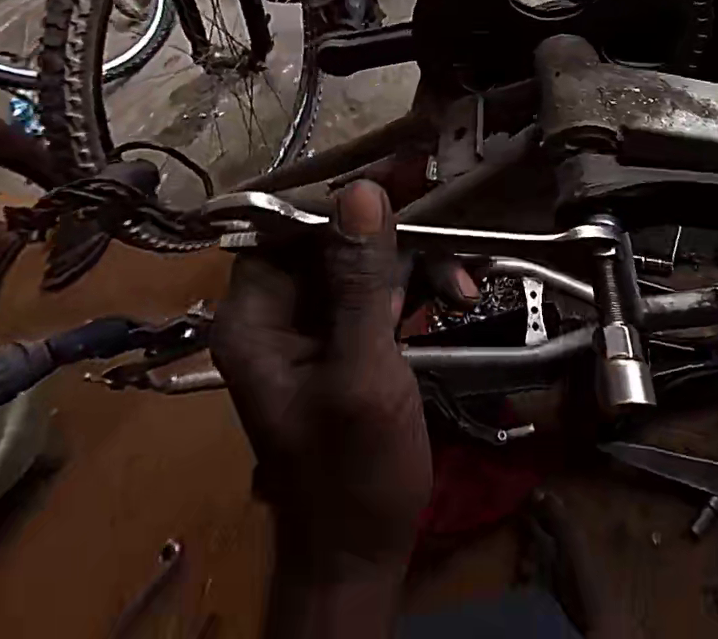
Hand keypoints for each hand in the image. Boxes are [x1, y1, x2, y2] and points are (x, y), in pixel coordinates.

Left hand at [209, 181, 429, 585]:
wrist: (364, 547)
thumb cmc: (354, 472)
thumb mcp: (363, 371)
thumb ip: (362, 282)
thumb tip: (363, 193)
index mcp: (256, 317)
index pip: (288, 227)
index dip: (340, 195)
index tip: (398, 169)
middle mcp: (280, 312)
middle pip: (333, 239)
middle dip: (393, 230)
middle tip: (440, 206)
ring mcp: (318, 326)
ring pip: (366, 261)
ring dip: (417, 263)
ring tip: (460, 284)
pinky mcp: (353, 338)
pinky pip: (384, 290)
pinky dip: (420, 288)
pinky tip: (457, 297)